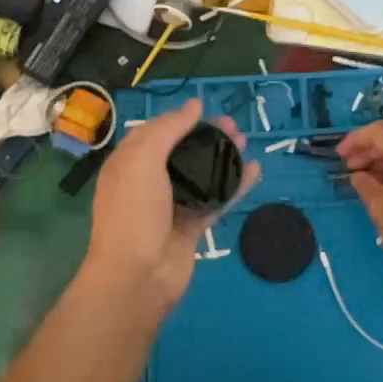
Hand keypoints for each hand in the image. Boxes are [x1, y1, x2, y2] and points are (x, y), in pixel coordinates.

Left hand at [83, 98, 259, 313]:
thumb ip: (169, 129)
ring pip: (202, 175)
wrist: (138, 276)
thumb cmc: (134, 211)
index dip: (179, 120)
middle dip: (206, 136)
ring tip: (245, 142)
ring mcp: (171, 207)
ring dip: (223, 157)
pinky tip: (254, 170)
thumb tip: (194, 104)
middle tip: (233, 126)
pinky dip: (235, 185)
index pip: (154, 133)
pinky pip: (217, 200)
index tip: (205, 110)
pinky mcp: (192, 227)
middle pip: (181, 152)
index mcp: (128, 164)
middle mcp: (148, 183)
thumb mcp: (143, 159)